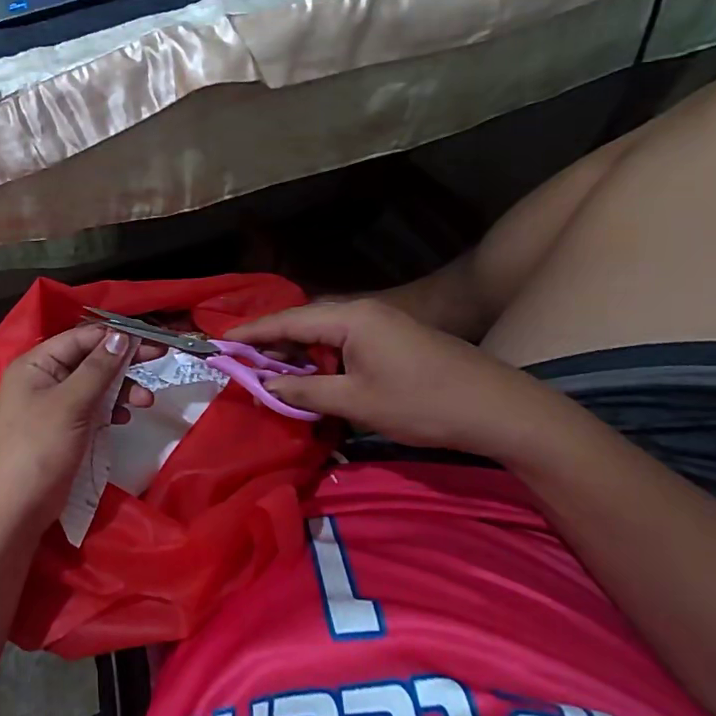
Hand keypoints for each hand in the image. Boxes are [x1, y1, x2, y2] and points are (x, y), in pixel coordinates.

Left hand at [0, 326, 160, 538]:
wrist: (12, 513)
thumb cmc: (38, 450)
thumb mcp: (71, 404)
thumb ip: (98, 368)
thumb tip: (121, 335)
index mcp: (35, 364)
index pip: (81, 337)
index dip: (116, 336)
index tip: (151, 339)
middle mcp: (41, 378)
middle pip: (89, 359)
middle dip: (123, 362)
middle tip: (158, 360)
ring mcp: (50, 405)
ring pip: (93, 385)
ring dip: (120, 388)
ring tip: (146, 401)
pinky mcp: (60, 429)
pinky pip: (90, 408)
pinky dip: (109, 409)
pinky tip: (124, 417)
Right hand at [229, 299, 548, 463]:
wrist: (494, 406)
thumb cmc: (421, 403)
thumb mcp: (356, 402)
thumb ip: (305, 392)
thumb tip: (267, 386)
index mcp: (351, 317)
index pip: (288, 319)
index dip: (252, 333)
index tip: (221, 343)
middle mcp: (364, 310)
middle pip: (306, 321)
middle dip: (274, 342)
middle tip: (245, 364)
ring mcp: (384, 321)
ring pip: (327, 332)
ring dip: (301, 351)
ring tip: (275, 374)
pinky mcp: (397, 337)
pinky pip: (347, 340)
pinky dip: (326, 357)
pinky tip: (319, 377)